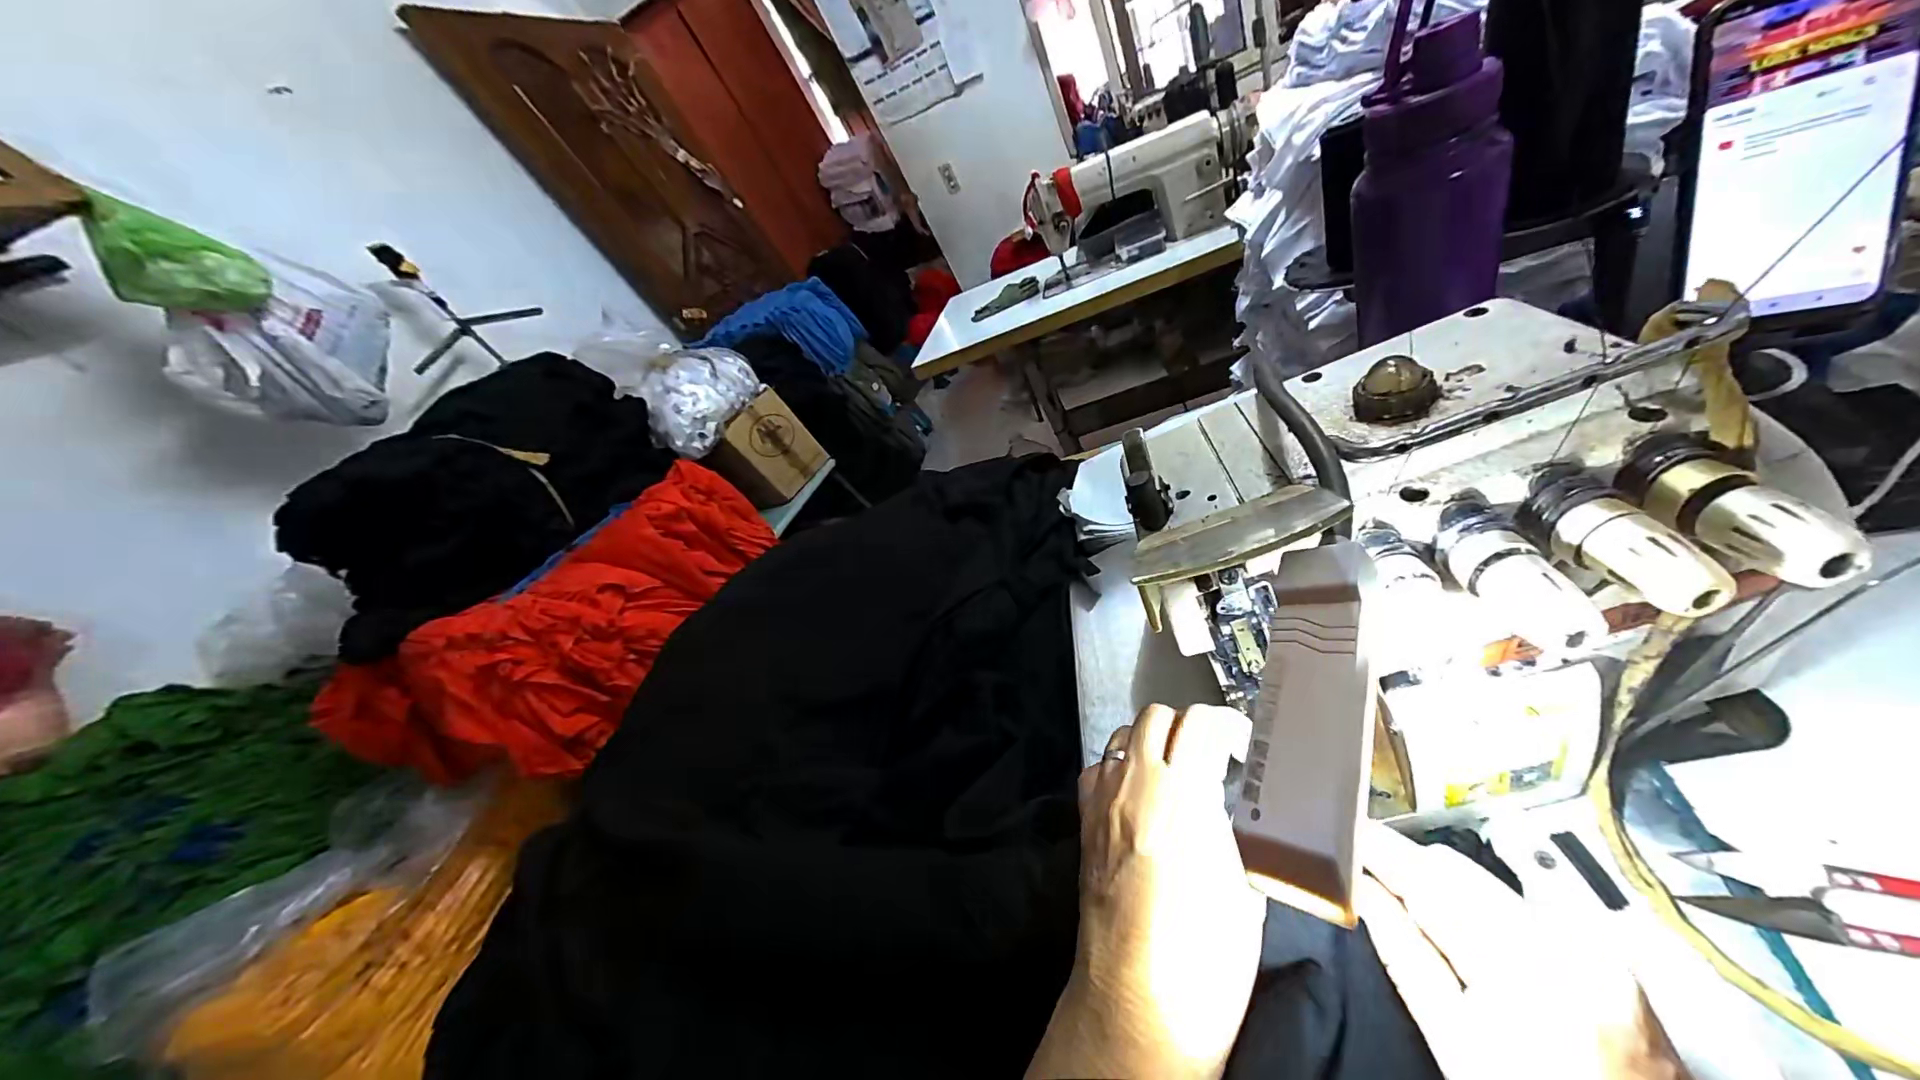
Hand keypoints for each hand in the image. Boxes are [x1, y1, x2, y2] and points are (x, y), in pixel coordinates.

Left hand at [1027, 704, 1265, 1079]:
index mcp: (1183, 797)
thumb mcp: (1243, 885)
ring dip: (1150, 743)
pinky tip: (1139, 797)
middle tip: (1209, 756)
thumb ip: (1231, 826)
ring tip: (1174, 772)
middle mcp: (1135, 786)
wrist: (1138, 1000)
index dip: (1224, 724)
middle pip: (1155, 717)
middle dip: (1185, 727)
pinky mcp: (1083, 820)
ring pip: (1123, 737)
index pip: (1198, 723)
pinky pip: (1099, 769)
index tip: (1238, 741)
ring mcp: (1103, 800)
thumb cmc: (1205, 958)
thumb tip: (1226, 800)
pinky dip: (1120, 769)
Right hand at [1356, 823, 1689, 1079]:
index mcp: (1529, 965)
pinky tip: (1456, 927)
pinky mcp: (1609, 961)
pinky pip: (1522, 910)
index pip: (1433, 879)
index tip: (1347, 836)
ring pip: (1489, 885)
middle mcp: (1572, 944)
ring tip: (1402, 899)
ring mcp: (1598, 951)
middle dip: (1408, 866)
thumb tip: (1363, 892)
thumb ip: (1403, 955)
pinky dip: (1479, 909)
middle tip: (1361, 868)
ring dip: (1441, 886)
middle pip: (1462, 872)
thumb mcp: (1455, 1044)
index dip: (1383, 851)